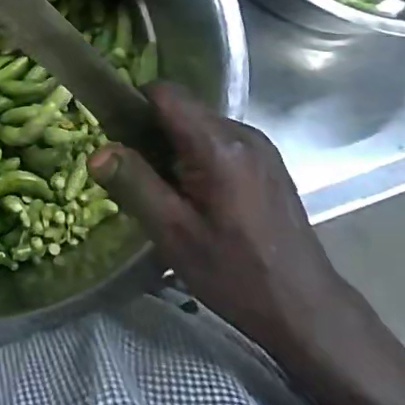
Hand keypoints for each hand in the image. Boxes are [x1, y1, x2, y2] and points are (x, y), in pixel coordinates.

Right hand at [87, 83, 341, 331]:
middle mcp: (243, 132)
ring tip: (168, 192)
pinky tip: (199, 198)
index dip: (135, 105)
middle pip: (183, 108)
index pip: (166, 93)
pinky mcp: (268, 161)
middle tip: (138, 175)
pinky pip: (220, 140)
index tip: (117, 136)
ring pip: (200, 124)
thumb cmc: (237, 275)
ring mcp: (260, 145)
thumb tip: (97, 152)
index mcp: (219, 145)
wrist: (307, 311)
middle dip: (153, 132)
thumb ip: (134, 184)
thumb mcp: (174, 234)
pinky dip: (199, 156)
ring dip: (176, 146)